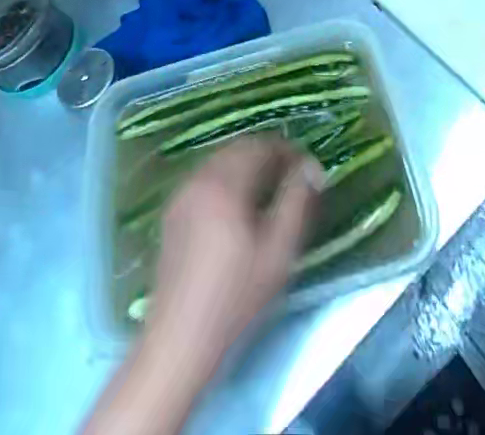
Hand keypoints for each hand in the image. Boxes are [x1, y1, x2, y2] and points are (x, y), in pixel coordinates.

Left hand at [144, 136, 322, 362]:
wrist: (180, 337)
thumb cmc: (237, 296)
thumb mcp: (279, 251)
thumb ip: (298, 202)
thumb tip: (312, 168)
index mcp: (223, 183)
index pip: (260, 147)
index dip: (288, 151)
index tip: (309, 168)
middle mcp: (197, 180)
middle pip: (237, 149)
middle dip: (267, 155)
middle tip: (293, 177)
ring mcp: (181, 196)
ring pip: (219, 163)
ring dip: (246, 166)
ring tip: (271, 191)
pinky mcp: (172, 214)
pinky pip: (204, 180)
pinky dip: (227, 180)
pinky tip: (239, 207)